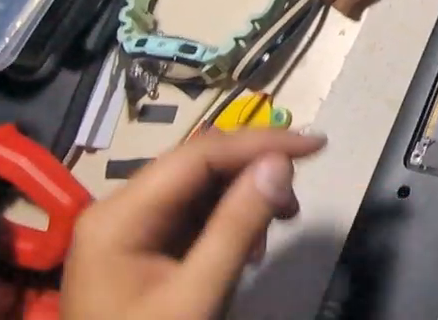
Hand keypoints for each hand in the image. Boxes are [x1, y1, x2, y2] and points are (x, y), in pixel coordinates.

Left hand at [62, 128, 326, 319]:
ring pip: (207, 181)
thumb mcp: (197, 294)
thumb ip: (237, 226)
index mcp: (120, 216)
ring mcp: (131, 224)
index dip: (262, 143)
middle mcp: (121, 208)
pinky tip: (253, 240)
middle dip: (257, 170)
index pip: (201, 154)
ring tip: (280, 221)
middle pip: (203, 162)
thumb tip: (280, 163)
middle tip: (296, 194)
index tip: (317, 145)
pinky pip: (200, 206)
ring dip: (251, 193)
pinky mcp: (146, 240)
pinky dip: (236, 213)